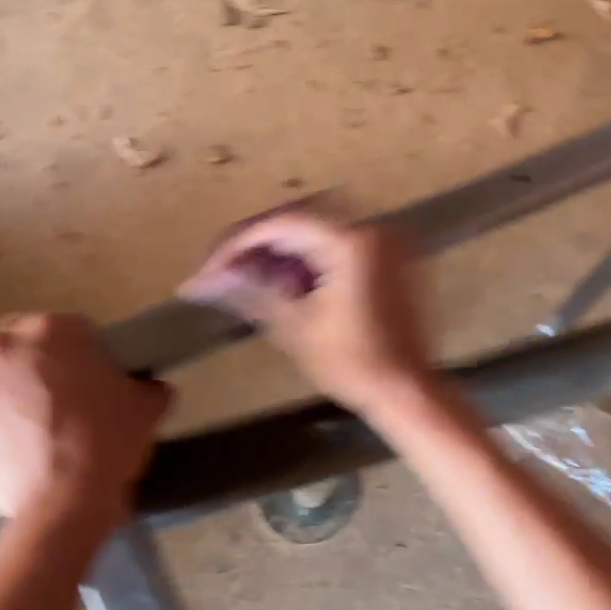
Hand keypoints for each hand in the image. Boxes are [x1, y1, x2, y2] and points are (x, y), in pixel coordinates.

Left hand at [0, 313, 172, 534]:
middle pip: (20, 339)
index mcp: (57, 329)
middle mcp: (4, 340)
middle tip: (56, 396)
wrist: (64, 499)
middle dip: (35, 360)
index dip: (84, 353)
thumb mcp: (149, 407)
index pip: (72, 329)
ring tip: (16, 412)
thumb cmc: (110, 444)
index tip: (92, 378)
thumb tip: (147, 384)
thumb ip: (147, 384)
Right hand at [182, 211, 431, 412]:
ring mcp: (388, 243)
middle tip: (224, 271)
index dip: (237, 246)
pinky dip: (313, 258)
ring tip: (251, 281)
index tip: (208, 272)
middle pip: (299, 220)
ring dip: (283, 251)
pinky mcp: (394, 260)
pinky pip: (344, 245)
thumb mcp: (294, 325)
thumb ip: (251, 290)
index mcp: (351, 241)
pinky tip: (288, 284)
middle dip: (257, 244)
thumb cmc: (352, 363)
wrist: (406, 389)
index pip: (280, 224)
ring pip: (321, 231)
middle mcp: (373, 230)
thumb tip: (203, 280)